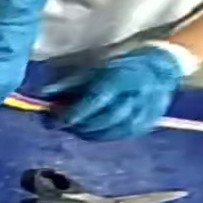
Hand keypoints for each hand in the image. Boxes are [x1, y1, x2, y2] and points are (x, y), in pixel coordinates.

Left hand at [46, 43, 189, 140]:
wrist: (159, 67)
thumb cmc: (117, 69)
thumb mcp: (92, 71)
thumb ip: (67, 85)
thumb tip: (42, 96)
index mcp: (123, 79)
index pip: (97, 100)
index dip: (74, 113)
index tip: (54, 121)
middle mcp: (139, 95)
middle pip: (106, 118)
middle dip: (79, 125)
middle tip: (62, 125)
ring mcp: (148, 109)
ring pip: (114, 130)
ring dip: (89, 132)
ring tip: (75, 127)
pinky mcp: (150, 121)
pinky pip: (124, 134)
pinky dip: (104, 135)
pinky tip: (92, 131)